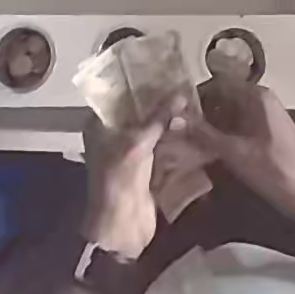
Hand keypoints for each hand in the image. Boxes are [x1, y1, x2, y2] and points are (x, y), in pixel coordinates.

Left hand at [80, 93, 180, 258]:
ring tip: (193, 98)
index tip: (161, 65)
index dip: (137, 81)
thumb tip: (181, 92)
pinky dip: (175, 136)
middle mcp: (113, 134)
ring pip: (152, 127)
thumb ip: (159, 117)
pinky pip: (162, 145)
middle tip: (184, 80)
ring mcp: (131, 151)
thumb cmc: (119, 180)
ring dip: (170, 117)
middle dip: (159, 99)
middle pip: (137, 110)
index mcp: (100, 125)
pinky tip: (194, 124)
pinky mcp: (147, 167)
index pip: (118, 93)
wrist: (121, 228)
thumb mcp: (138, 144)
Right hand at [187, 76, 294, 216]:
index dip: (195, 94)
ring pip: (229, 111)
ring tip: (185, 137)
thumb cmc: (275, 169)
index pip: (218, 83)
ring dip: (209, 123)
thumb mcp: (235, 152)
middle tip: (176, 125)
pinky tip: (205, 147)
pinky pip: (237, 124)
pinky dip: (221, 132)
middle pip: (223, 96)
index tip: (175, 108)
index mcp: (257, 95)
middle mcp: (261, 98)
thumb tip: (175, 119)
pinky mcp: (264, 131)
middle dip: (200, 110)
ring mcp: (264, 114)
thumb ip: (205, 134)